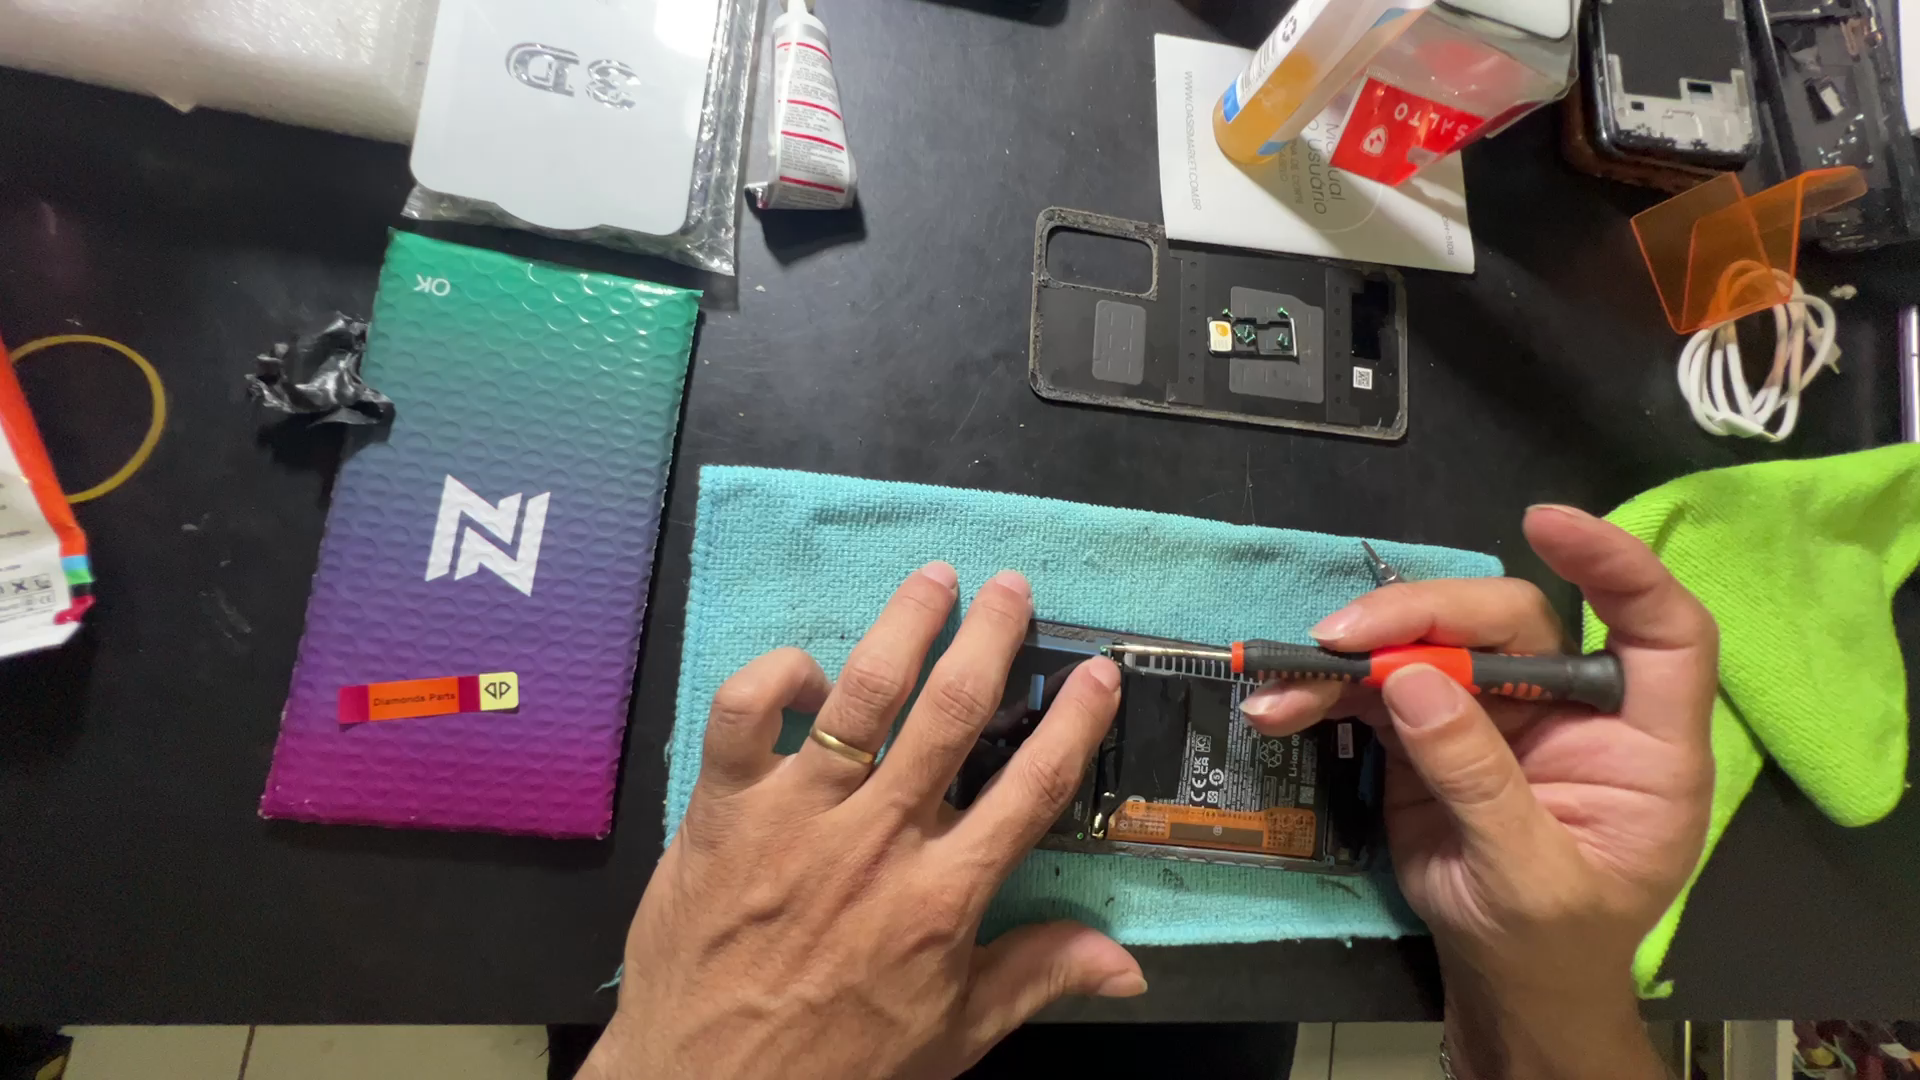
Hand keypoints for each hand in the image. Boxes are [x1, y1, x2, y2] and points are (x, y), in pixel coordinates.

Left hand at [582, 564, 1144, 1079]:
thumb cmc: (838, 1064)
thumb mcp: (953, 1034)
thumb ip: (1039, 977)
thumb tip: (1130, 963)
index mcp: (942, 895)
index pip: (1031, 790)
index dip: (1074, 724)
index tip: (1096, 671)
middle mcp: (876, 837)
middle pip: (950, 713)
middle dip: (989, 638)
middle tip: (1010, 587)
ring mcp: (795, 815)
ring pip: (861, 694)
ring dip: (905, 626)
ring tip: (934, 579)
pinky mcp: (724, 805)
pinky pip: (745, 713)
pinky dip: (777, 676)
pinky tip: (808, 674)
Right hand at [1239, 505, 1716, 1079]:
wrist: (1493, 968)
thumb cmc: (1550, 937)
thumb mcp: (1530, 876)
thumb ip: (1479, 779)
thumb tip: (1412, 681)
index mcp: (1632, 739)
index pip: (1655, 630)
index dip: (1615, 568)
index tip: (1544, 525)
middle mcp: (1561, 705)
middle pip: (1501, 621)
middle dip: (1418, 617)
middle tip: (1340, 639)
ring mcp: (1484, 710)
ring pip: (1419, 645)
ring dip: (1347, 656)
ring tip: (1284, 680)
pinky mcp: (1418, 725)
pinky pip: (1366, 687)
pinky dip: (1317, 693)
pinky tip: (1276, 709)